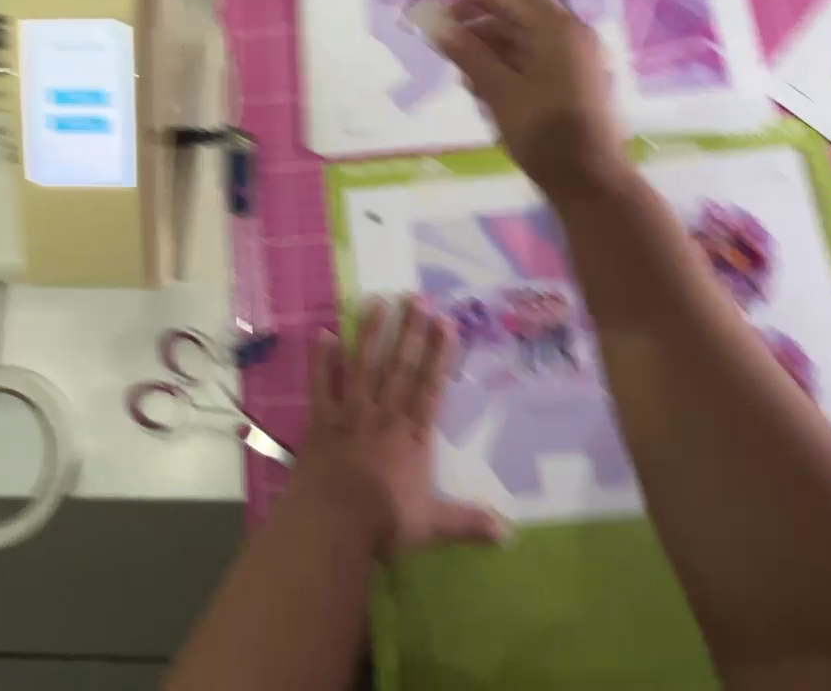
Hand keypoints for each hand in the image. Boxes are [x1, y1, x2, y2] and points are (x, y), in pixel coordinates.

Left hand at [295, 296, 507, 557]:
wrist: (331, 523)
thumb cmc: (383, 523)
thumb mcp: (431, 526)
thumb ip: (468, 523)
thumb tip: (509, 533)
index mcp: (412, 436)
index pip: (430, 386)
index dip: (438, 353)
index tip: (445, 321)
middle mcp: (384, 415)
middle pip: (399, 366)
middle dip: (410, 331)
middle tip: (416, 296)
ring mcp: (350, 413)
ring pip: (363, 365)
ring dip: (371, 333)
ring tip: (377, 300)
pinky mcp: (321, 420)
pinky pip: (322, 384)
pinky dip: (323, 359)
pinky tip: (324, 333)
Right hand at [437, 0, 630, 201]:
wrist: (590, 180)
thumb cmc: (543, 134)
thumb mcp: (499, 92)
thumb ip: (468, 54)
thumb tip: (438, 27)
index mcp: (557, 27)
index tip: (439, 17)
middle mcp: (570, 32)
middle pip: (515, 13)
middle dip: (477, 26)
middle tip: (445, 49)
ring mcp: (575, 56)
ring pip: (523, 37)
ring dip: (489, 49)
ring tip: (463, 77)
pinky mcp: (573, 78)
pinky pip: (535, 58)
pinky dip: (507, 65)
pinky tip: (485, 89)